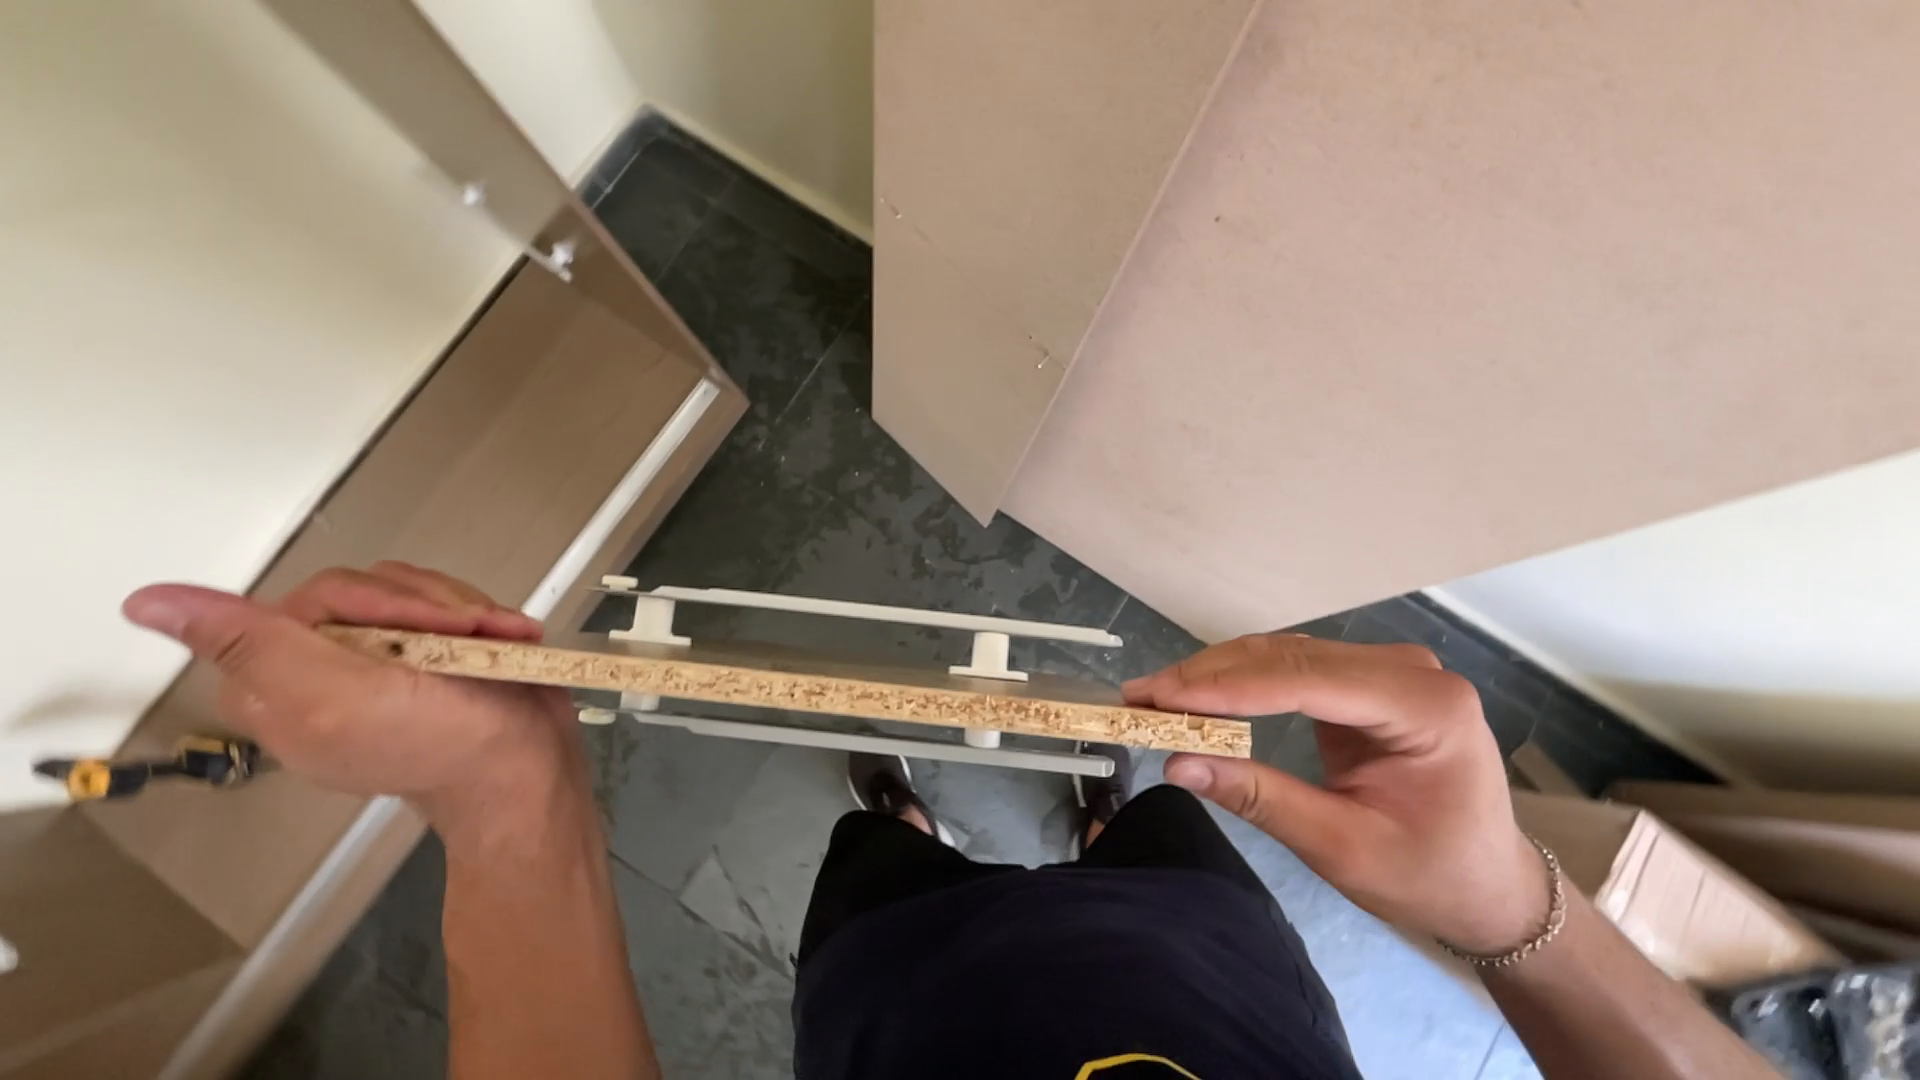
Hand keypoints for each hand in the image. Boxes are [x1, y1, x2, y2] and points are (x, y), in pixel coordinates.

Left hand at [121, 562, 580, 834]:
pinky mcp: (444, 652)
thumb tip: (146, 602)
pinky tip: (512, 636)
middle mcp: (331, 665)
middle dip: (432, 605)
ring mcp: (394, 658)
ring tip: (500, 637)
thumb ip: (250, 646)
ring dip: (469, 610)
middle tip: (470, 632)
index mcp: (286, 682)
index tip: (427, 625)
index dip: (374, 601)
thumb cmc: (438, 742)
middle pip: (368, 589)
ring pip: (417, 591)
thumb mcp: (334, 701)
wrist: (524, 772)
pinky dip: (490, 618)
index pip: (308, 601)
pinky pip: (455, 606)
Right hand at [1124, 633, 1548, 953]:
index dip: (1226, 687)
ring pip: (1282, 654)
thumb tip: (1176, 763)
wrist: (1489, 887)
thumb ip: (1259, 798)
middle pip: (1289, 657)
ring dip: (1215, 674)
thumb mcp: (1341, 847)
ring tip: (1154, 695)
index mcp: (1425, 706)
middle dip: (1208, 677)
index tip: (1159, 698)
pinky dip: (1238, 681)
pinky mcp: (1365, 679)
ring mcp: (1388, 669)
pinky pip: (1291, 667)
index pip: (1307, 680)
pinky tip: (1196, 694)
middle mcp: (1409, 670)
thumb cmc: (1429, 876)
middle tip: (1138, 697)